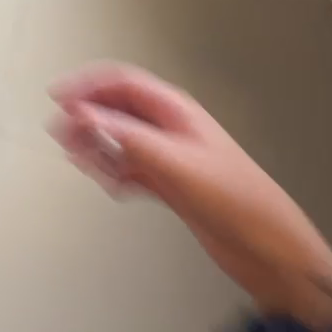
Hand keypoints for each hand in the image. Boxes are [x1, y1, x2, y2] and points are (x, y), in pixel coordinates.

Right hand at [48, 63, 331, 328]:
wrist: (271, 251)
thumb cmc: (239, 199)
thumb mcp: (176, 161)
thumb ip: (126, 136)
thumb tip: (85, 113)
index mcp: (174, 109)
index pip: (120, 82)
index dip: (87, 84)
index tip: (60, 96)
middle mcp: (168, 128)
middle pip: (115, 109)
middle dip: (85, 116)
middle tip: (61, 129)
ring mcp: (167, 156)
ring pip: (117, 139)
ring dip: (95, 145)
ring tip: (77, 156)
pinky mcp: (168, 183)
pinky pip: (128, 168)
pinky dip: (112, 172)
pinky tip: (108, 181)